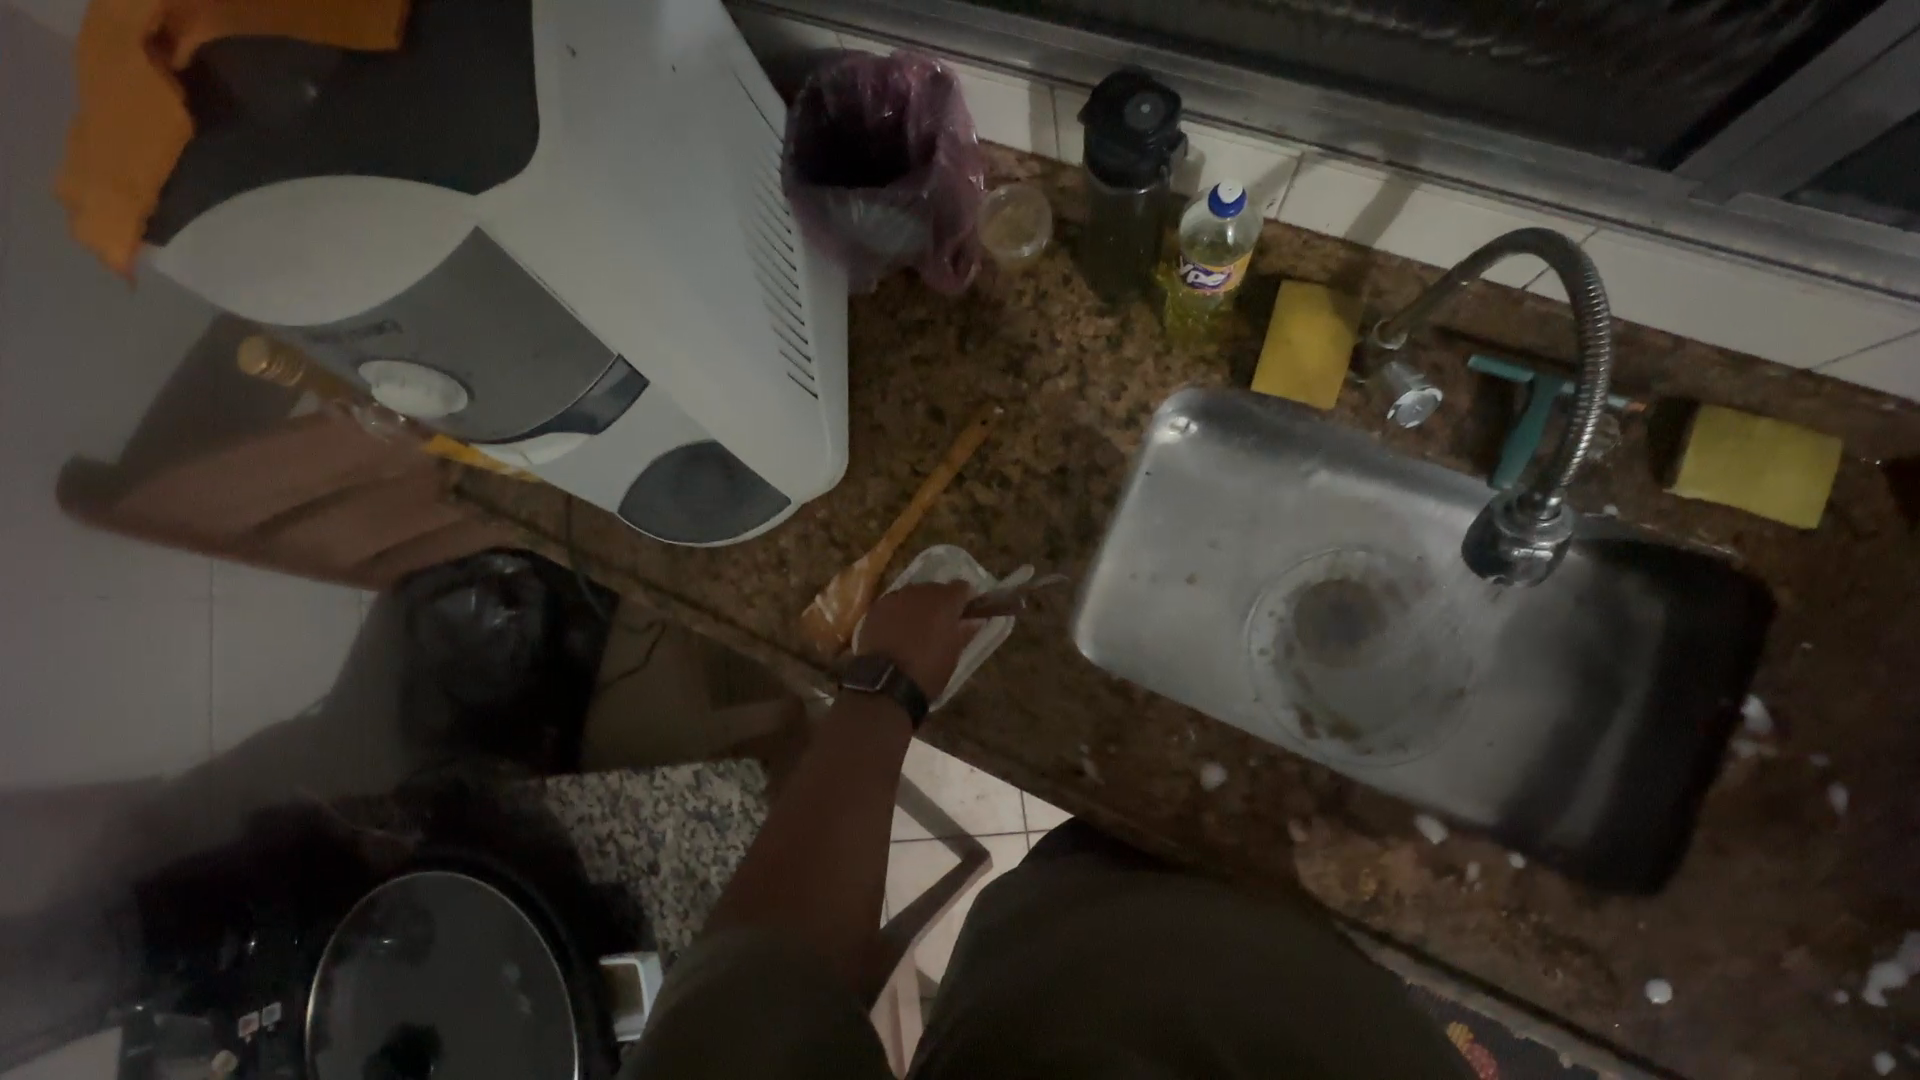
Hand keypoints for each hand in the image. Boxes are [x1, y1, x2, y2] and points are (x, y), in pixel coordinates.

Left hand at [857, 582, 979, 700]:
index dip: (965, 599)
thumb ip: (965, 631)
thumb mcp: (954, 653)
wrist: (886, 683)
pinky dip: (898, 613)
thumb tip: (975, 620)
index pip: (962, 587)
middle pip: (935, 589)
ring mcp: (895, 597)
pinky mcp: (876, 608)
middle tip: (940, 623)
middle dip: (940, 602)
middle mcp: (920, 591)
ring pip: (912, 595)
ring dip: (918, 606)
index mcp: (945, 601)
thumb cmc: (929, 670)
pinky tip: (896, 631)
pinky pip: (893, 604)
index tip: (965, 613)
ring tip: (916, 628)